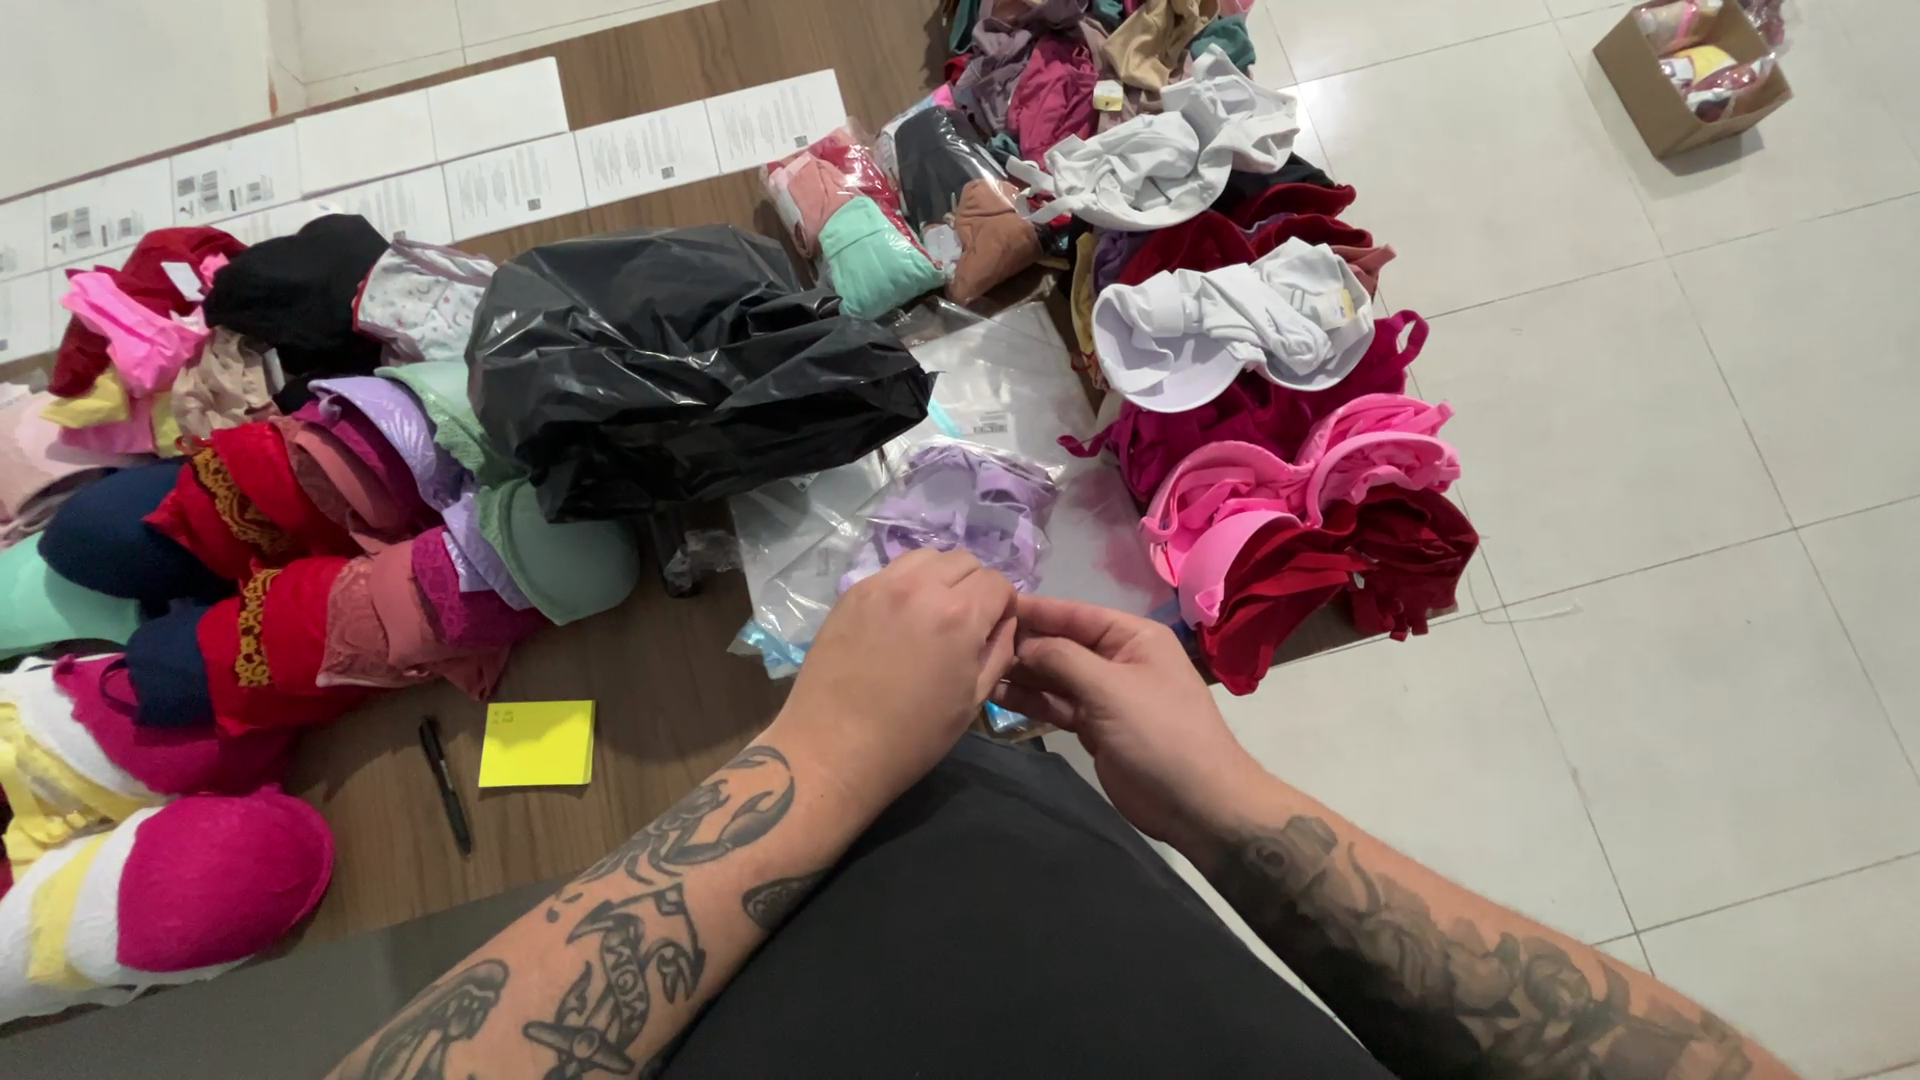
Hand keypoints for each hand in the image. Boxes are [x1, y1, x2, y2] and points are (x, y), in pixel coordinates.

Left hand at [773, 549, 1017, 810]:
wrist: (834, 749)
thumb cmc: (913, 737)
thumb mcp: (973, 699)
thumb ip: (998, 650)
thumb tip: (1004, 620)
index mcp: (959, 615)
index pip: (998, 582)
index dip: (1004, 605)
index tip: (994, 628)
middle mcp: (922, 587)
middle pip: (965, 561)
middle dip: (975, 586)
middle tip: (965, 621)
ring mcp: (882, 585)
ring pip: (928, 557)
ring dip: (941, 577)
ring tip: (932, 613)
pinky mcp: (853, 592)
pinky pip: (893, 571)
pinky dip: (908, 584)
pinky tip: (900, 618)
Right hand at [992, 594, 1267, 852]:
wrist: (1197, 805)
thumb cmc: (1160, 733)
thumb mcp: (1111, 688)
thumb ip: (1063, 658)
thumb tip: (1023, 642)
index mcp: (1132, 636)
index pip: (1074, 613)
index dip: (1035, 610)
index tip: (992, 603)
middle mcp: (1117, 658)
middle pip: (1061, 643)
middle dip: (1023, 643)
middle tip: (975, 642)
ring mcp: (1104, 694)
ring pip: (1054, 676)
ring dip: (1021, 674)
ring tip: (978, 669)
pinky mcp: (1093, 725)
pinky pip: (1056, 704)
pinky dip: (1031, 700)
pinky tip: (997, 695)